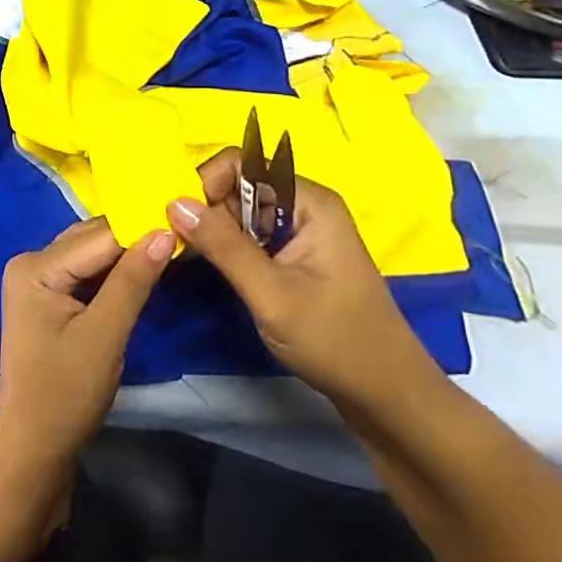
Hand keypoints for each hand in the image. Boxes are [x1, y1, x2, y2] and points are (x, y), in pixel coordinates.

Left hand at [0, 219, 173, 561]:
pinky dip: (113, 272)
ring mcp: (36, 279)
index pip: (98, 237)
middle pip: (91, 239)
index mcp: (34, 266)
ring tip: (172, 244)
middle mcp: (30, 262)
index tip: (186, 222)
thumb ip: (133, 281)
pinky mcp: (47, 297)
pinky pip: (84, 272)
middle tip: (184, 231)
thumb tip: (166, 231)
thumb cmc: (66, 395)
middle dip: (134, 237)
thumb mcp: (105, 336)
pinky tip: (143, 269)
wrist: (35, 450)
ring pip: (90, 254)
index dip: (142, 229)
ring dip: (126, 254)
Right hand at [166, 150, 442, 409]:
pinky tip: (215, 270)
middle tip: (186, 248)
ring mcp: (299, 231)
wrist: (388, 397)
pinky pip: (248, 234)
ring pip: (239, 211)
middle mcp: (303, 206)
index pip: (242, 164)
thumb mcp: (272, 295)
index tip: (183, 221)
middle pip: (237, 185)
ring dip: (213, 230)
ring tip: (195, 260)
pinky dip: (226, 247)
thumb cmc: (336, 342)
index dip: (207, 183)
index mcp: (309, 202)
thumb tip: (174, 202)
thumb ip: (223, 246)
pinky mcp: (292, 254)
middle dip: (206, 209)